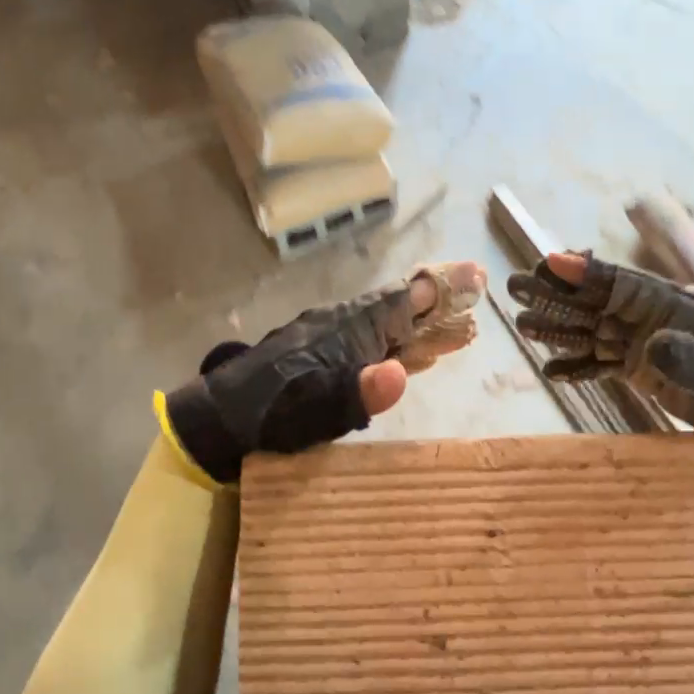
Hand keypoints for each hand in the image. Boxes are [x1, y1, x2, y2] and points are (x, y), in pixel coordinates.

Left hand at [165, 262, 485, 481]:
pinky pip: (367, 342)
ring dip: (418, 324)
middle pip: (397, 308)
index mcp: (344, 331)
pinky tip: (401, 355)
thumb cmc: (269, 415)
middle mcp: (339, 327)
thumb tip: (400, 374)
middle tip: (475, 291)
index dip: (438, 289)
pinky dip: (393, 343)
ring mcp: (327, 342)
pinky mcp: (316, 358)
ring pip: (383, 325)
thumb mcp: (313, 410)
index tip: (474, 273)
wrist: (218, 420)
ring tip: (452, 326)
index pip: (401, 302)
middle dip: (436, 302)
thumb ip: (356, 393)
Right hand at [508, 252, 693, 462]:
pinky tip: (552, 372)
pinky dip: (579, 367)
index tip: (550, 261)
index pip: (625, 286)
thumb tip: (654, 346)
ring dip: (559, 328)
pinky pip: (605, 365)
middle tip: (514, 284)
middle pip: (598, 303)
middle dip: (557, 294)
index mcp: (680, 310)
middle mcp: (657, 321)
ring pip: (595, 332)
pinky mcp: (650, 372)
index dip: (587, 274)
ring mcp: (650, 346)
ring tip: (522, 325)